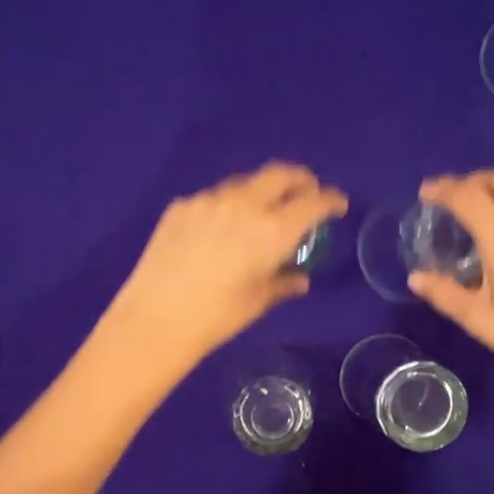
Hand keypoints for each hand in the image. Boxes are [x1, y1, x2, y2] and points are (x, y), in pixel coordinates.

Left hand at [102, 162, 346, 372]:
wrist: (155, 318)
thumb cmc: (216, 317)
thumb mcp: (256, 302)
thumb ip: (282, 283)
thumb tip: (299, 278)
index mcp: (271, 230)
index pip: (312, 203)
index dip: (330, 200)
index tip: (337, 204)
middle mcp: (243, 205)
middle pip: (279, 175)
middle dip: (299, 179)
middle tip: (306, 191)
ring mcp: (208, 201)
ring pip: (244, 183)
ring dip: (260, 191)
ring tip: (261, 210)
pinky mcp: (181, 207)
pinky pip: (212, 198)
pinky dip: (226, 205)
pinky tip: (219, 228)